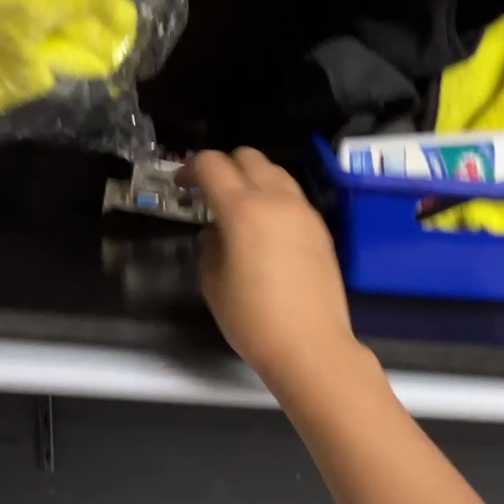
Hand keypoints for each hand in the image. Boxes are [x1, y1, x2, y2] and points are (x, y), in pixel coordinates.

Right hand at [189, 149, 365, 394]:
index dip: (191, 168)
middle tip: (209, 192)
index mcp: (243, 210)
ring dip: (252, 179)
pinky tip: (265, 229)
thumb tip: (215, 234)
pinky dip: (274, 198)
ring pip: (276, 172)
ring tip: (239, 208)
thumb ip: (209, 249)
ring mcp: (304, 212)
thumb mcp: (214, 286)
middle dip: (224, 167)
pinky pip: (293, 197)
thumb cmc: (253, 321)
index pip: (212, 165)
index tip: (182, 185)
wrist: (310, 346)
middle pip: (248, 157)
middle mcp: (277, 200)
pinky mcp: (321, 229)